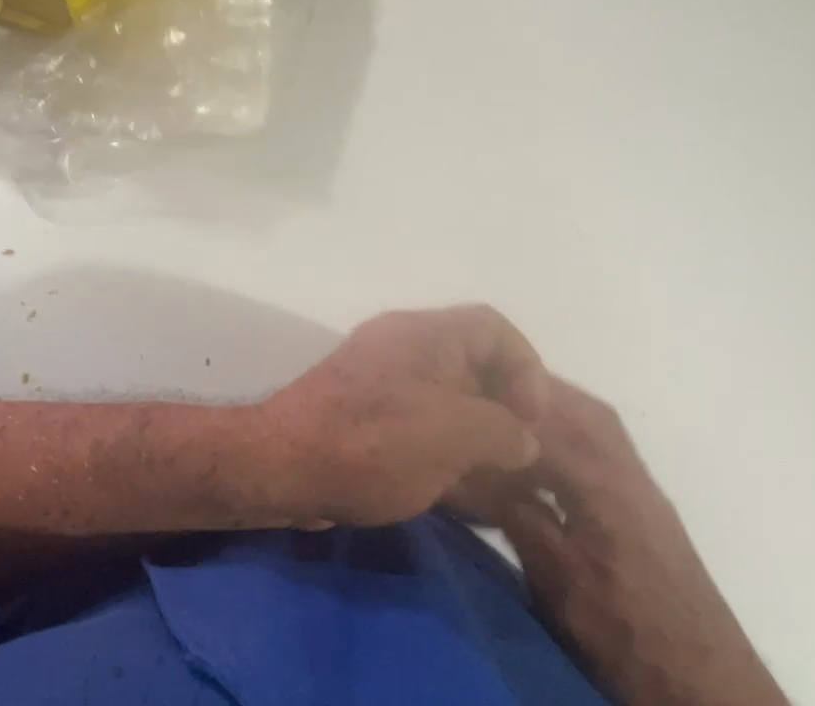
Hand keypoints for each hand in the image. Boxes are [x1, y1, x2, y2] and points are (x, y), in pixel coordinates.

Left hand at [256, 306, 549, 527]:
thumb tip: (520, 437)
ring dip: (475, 432)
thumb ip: (504, 430)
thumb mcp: (457, 435)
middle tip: (520, 454)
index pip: (493, 327)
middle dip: (503, 406)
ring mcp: (377, 381)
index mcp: (423, 335)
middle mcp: (400, 347)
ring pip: (445, 396)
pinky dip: (442, 446)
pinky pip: (416, 420)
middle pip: (471, 362)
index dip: (526, 369)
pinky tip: (457, 486)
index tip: (530, 420)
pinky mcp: (361, 415)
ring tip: (496, 477)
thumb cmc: (374, 442)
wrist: (283, 466)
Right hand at [465, 379, 789, 705]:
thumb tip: (470, 470)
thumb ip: (518, 515)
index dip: (499, 411)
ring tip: (501, 414)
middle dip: (531, 394)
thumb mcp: (557, 579)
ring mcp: (641, 494)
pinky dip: (567, 438)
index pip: (545, 427)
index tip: (458, 405)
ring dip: (552, 413)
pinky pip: (601, 452)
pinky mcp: (643, 512)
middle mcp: (629, 477)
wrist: (706, 685)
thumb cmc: (625, 633)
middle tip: (480, 390)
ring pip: (596, 429)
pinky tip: (535, 457)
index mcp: (605, 487)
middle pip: (582, 413)